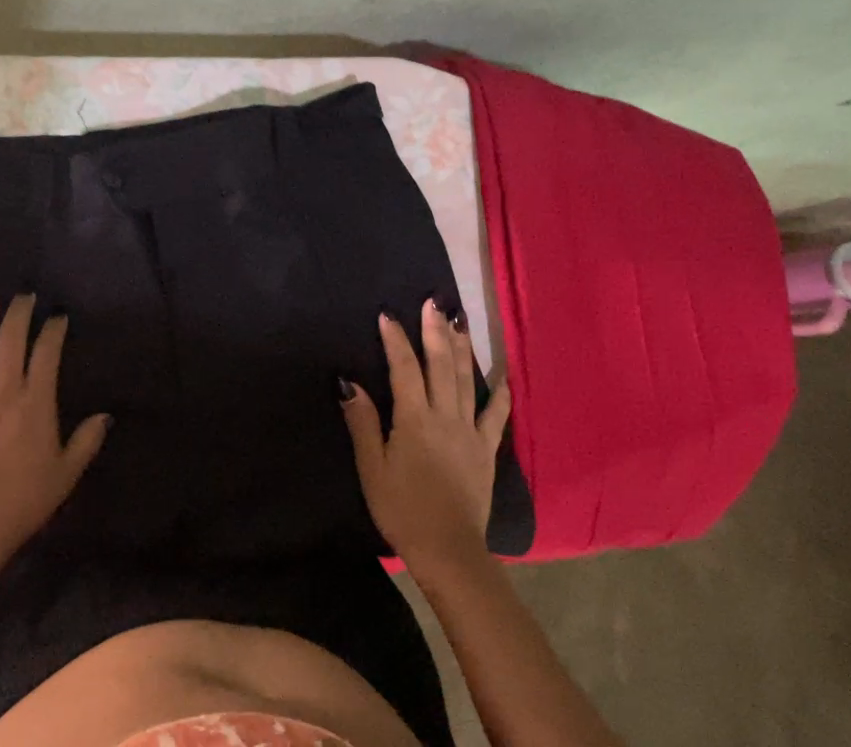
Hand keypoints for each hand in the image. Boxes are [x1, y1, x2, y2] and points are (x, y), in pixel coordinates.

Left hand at [0, 294, 110, 566]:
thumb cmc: (27, 497)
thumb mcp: (67, 472)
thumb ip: (87, 440)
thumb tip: (105, 415)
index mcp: (37, 403)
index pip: (47, 353)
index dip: (53, 330)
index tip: (58, 316)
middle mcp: (5, 390)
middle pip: (11, 339)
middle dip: (19, 312)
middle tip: (25, 296)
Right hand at [340, 298, 510, 570]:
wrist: (447, 548)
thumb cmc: (401, 507)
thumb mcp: (371, 467)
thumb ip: (363, 422)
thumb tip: (349, 382)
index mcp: (414, 420)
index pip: (404, 369)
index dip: (395, 340)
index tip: (387, 315)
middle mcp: (446, 417)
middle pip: (441, 366)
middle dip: (435, 332)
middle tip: (432, 303)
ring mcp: (471, 432)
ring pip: (468, 381)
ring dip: (462, 349)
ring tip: (458, 322)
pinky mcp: (486, 450)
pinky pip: (496, 415)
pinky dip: (499, 391)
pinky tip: (501, 373)